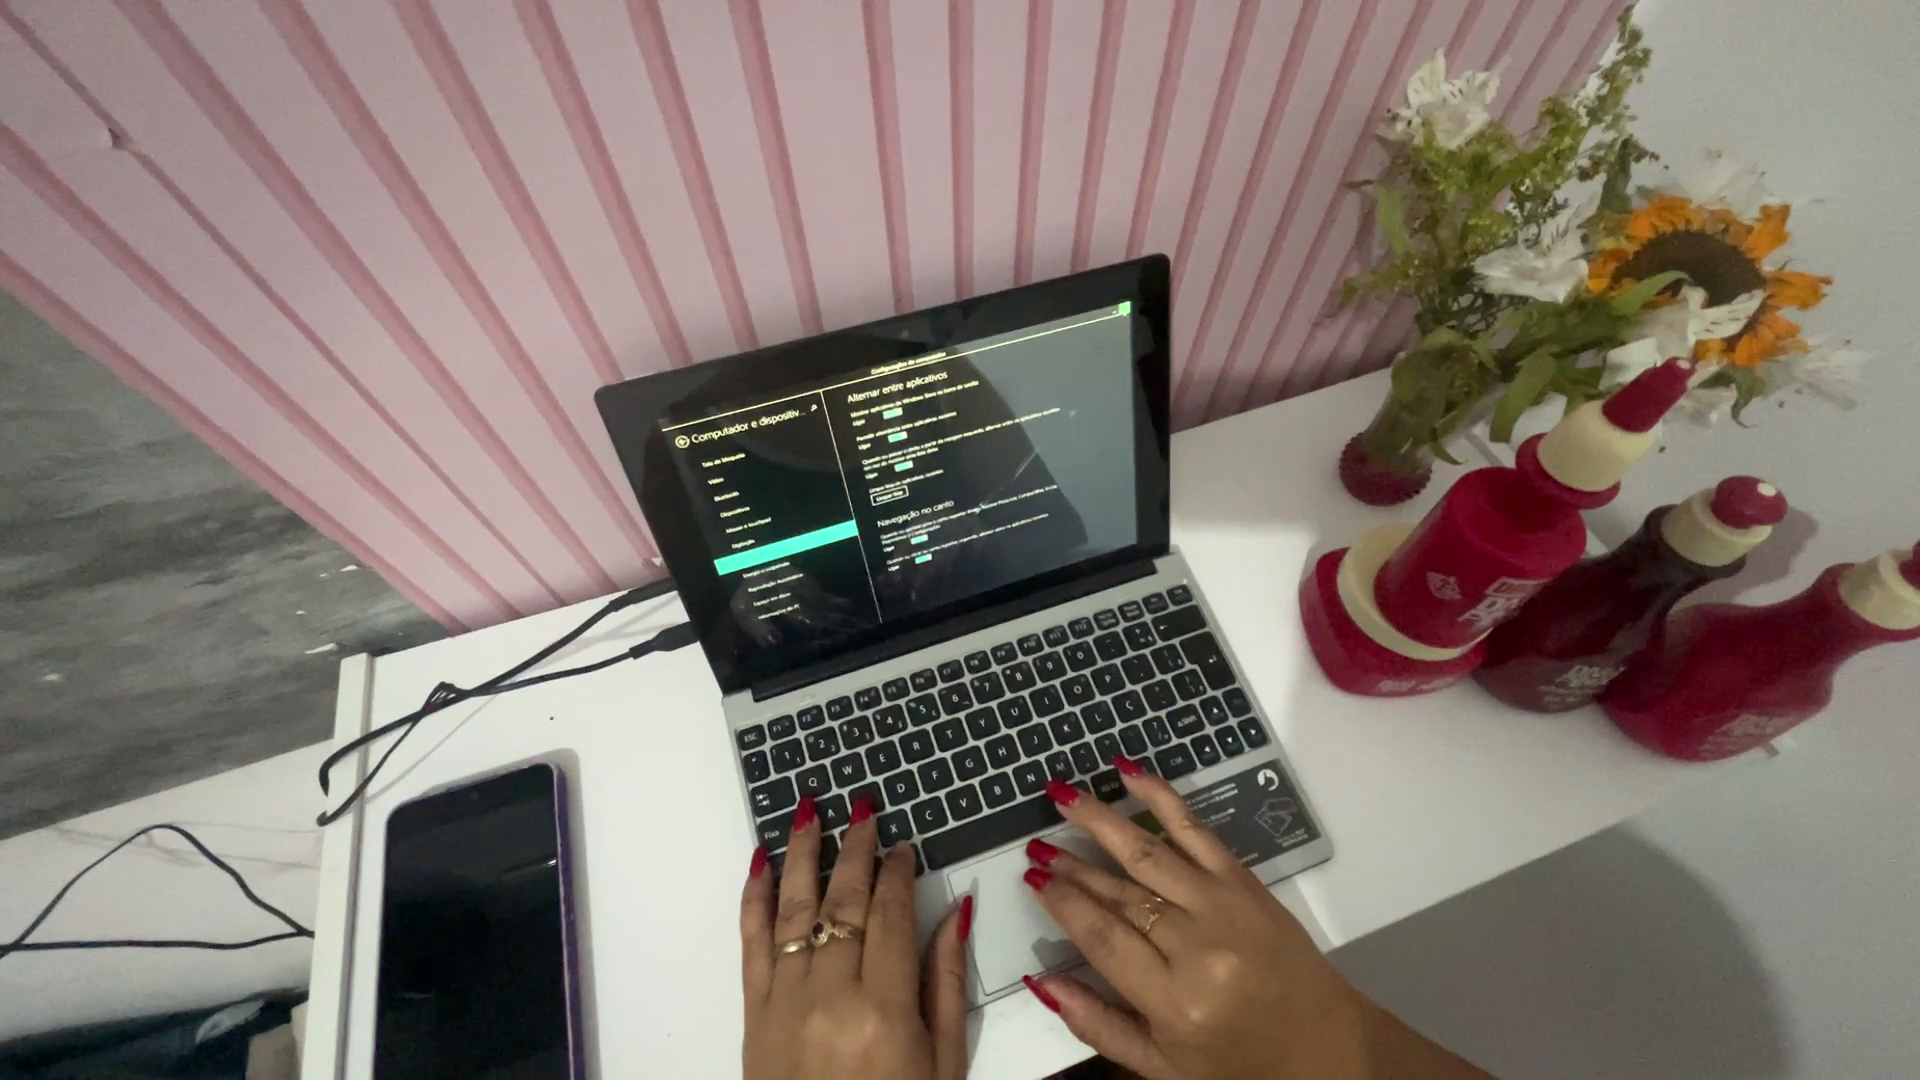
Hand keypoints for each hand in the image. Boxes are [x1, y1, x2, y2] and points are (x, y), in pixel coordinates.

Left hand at [740, 795, 971, 1079]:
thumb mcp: (944, 1062)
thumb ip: (946, 981)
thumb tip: (958, 909)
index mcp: (885, 1008)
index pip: (892, 914)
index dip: (899, 873)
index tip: (904, 845)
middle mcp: (830, 994)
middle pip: (844, 901)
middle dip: (855, 848)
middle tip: (863, 808)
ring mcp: (785, 1000)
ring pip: (794, 908)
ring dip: (803, 853)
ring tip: (808, 809)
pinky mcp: (753, 1012)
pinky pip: (751, 942)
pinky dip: (754, 897)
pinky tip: (760, 862)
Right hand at [1020, 762, 1491, 1079]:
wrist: (1326, 1048)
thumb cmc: (1238, 1063)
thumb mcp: (1163, 1067)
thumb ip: (1098, 1024)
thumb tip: (1040, 980)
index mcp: (1175, 1002)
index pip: (1103, 937)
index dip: (1063, 903)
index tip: (1032, 877)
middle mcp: (1197, 946)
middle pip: (1119, 893)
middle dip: (1071, 866)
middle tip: (1035, 846)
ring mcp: (1223, 904)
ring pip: (1146, 853)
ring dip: (1098, 819)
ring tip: (1061, 795)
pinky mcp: (1243, 879)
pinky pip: (1194, 828)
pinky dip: (1159, 796)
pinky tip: (1128, 771)